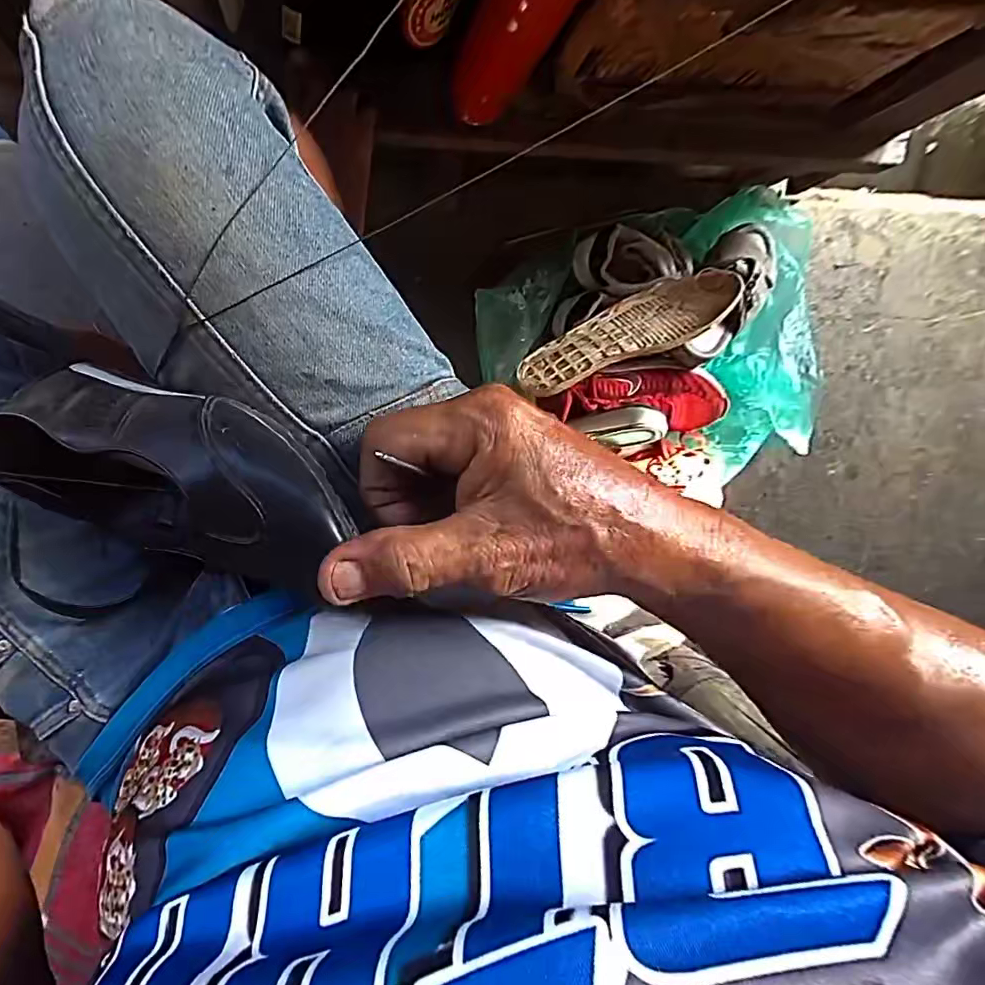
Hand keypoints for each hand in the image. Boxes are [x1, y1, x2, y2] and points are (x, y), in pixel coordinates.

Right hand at [317, 384, 713, 604]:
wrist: (650, 544)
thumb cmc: (580, 537)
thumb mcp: (480, 554)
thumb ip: (401, 562)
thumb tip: (334, 574)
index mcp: (473, 418)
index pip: (381, 440)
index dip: (382, 494)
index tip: (417, 531)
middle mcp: (486, 411)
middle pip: (402, 451)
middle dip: (409, 504)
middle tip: (448, 538)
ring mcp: (502, 429)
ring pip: (428, 465)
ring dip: (434, 508)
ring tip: (472, 536)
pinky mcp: (514, 451)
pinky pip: (457, 471)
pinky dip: (456, 505)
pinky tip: (486, 530)